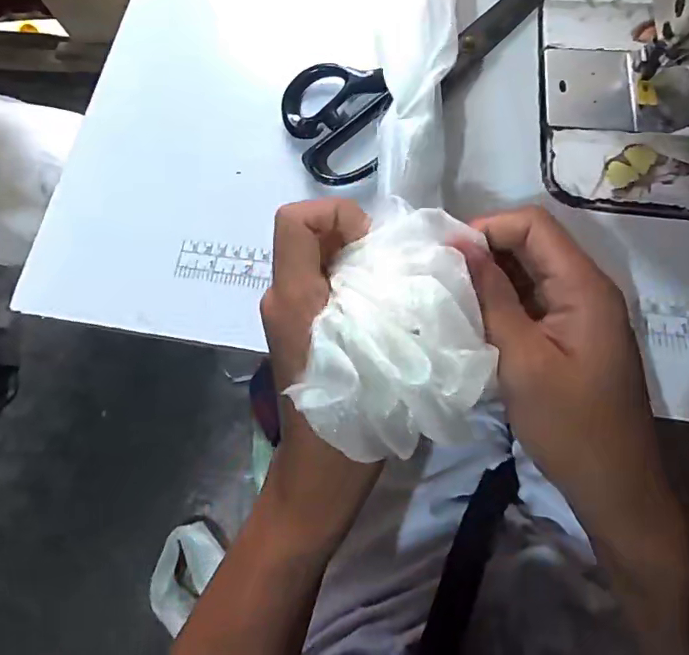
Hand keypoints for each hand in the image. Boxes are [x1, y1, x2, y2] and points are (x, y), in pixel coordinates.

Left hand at [258, 199, 379, 534]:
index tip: (371, 247)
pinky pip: (318, 284)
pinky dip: (348, 284)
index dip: (336, 215)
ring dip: (354, 263)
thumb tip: (408, 256)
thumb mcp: (384, 346)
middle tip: (390, 269)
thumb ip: (391, 294)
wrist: (321, 474)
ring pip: (315, 260)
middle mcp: (279, 297)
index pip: (294, 219)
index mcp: (294, 296)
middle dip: (352, 238)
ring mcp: (283, 313)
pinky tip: (379, 313)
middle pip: (307, 236)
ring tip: (390, 291)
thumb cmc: (355, 413)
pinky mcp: (295, 328)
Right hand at [458, 206, 671, 533]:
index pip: (534, 225)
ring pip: (530, 269)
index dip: (489, 228)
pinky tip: (474, 314)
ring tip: (450, 291)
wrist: (617, 490)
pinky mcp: (572, 332)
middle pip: (533, 243)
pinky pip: (535, 297)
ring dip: (491, 275)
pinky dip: (504, 298)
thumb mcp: (522, 359)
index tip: (448, 253)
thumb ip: (492, 296)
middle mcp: (587, 287)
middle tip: (441, 272)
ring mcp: (581, 310)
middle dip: (486, 249)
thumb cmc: (570, 426)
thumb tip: (460, 244)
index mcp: (584, 285)